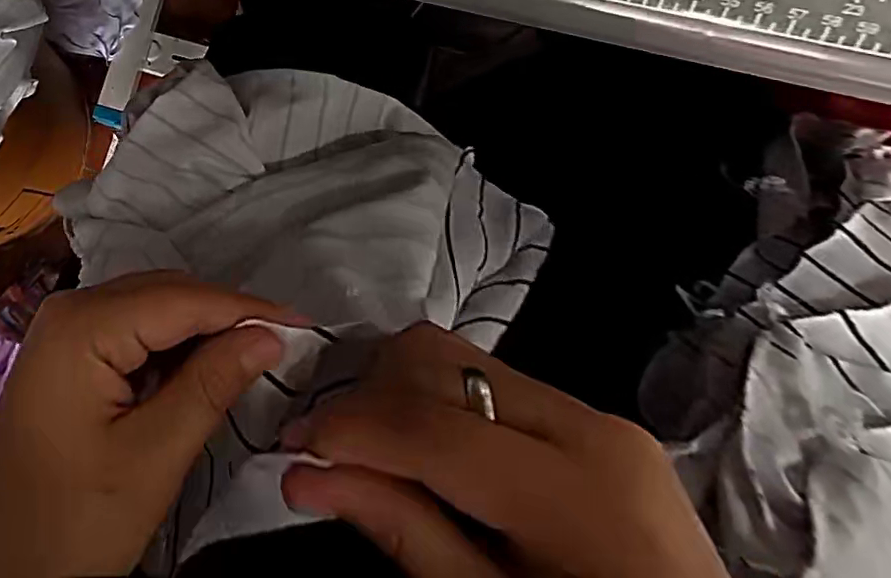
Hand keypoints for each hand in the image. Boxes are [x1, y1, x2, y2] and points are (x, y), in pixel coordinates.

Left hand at [0, 271, 292, 577]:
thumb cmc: (69, 524)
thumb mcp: (151, 460)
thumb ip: (210, 387)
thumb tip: (269, 337)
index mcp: (83, 325)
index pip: (181, 299)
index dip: (244, 309)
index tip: (302, 323)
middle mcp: (71, 307)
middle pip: (166, 295)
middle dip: (225, 317)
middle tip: (282, 343)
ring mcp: (66, 327)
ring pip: (153, 309)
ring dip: (201, 331)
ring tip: (252, 355)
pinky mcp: (69, 350)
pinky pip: (134, 330)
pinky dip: (173, 347)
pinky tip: (202, 368)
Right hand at [280, 323, 726, 577]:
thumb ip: (404, 535)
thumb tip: (307, 477)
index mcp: (582, 496)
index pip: (436, 427)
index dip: (352, 429)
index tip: (294, 445)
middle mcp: (590, 427)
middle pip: (438, 360)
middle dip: (366, 397)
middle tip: (327, 449)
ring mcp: (595, 414)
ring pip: (454, 354)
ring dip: (395, 389)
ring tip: (370, 446)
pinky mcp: (590, 416)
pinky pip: (485, 377)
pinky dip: (433, 399)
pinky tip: (421, 446)